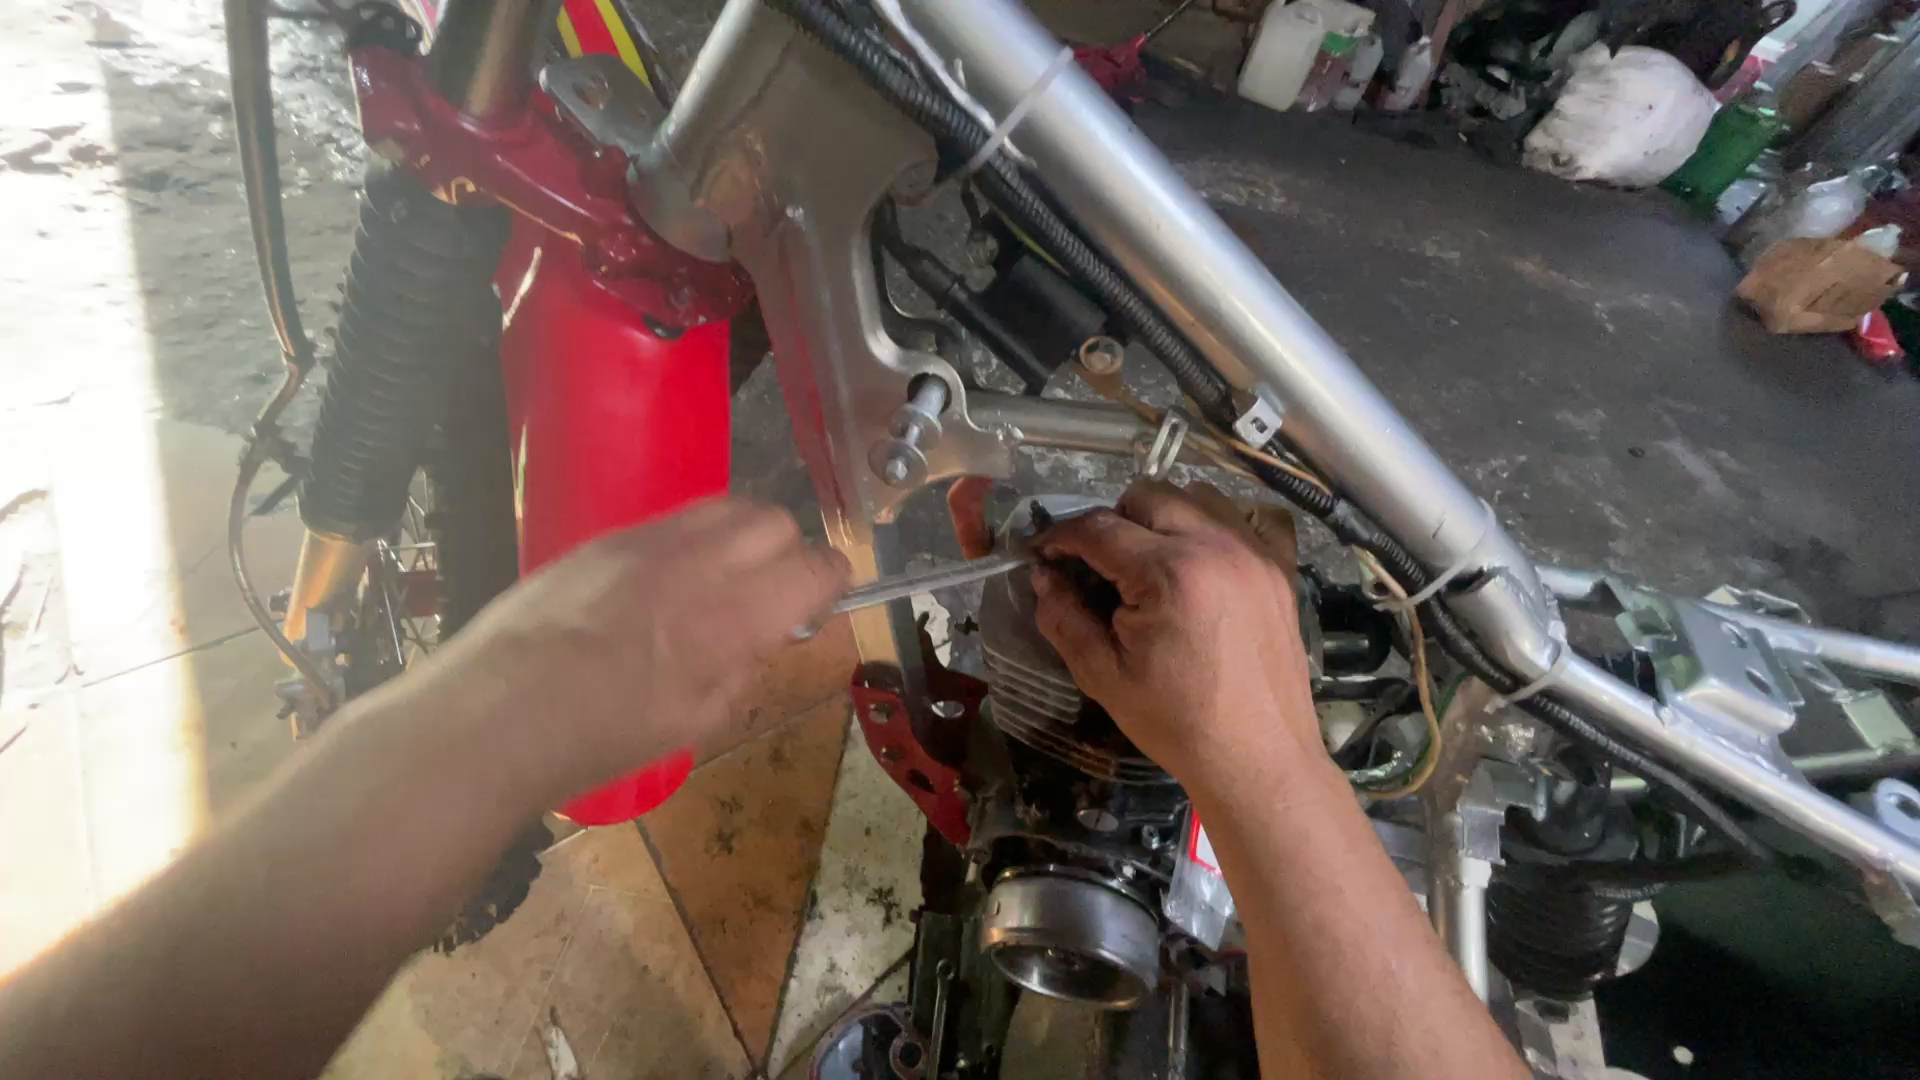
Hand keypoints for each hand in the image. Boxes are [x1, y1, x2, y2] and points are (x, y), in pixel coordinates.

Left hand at [404, 498, 848, 806]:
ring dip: (747, 535)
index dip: (834, 576)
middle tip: (774, 588)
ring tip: (727, 573)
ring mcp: (652, 541)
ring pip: (731, 505)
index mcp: (732, 618)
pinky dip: (699, 537)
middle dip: (791, 551)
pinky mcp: (611, 536)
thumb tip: (767, 633)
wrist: (495, 714)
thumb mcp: (699, 720)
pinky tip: (672, 576)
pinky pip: (679, 517)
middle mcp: (700, 564)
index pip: (815, 566)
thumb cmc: (604, 736)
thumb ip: (747, 666)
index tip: (829, 593)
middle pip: (777, 522)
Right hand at [1031, 481, 1322, 796]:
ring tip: (1146, 563)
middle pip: (1146, 497)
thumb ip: (1063, 617)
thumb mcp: (1102, 675)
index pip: (1098, 529)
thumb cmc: (1176, 722)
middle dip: (1110, 522)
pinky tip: (1194, 568)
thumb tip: (1043, 578)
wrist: (1259, 760)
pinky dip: (1207, 529)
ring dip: (1158, 518)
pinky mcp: (1278, 569)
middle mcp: (1215, 546)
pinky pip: (1238, 521)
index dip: (1061, 537)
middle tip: (1096, 565)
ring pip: (1194, 498)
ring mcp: (1254, 554)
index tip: (1043, 554)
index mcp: (1168, 573)